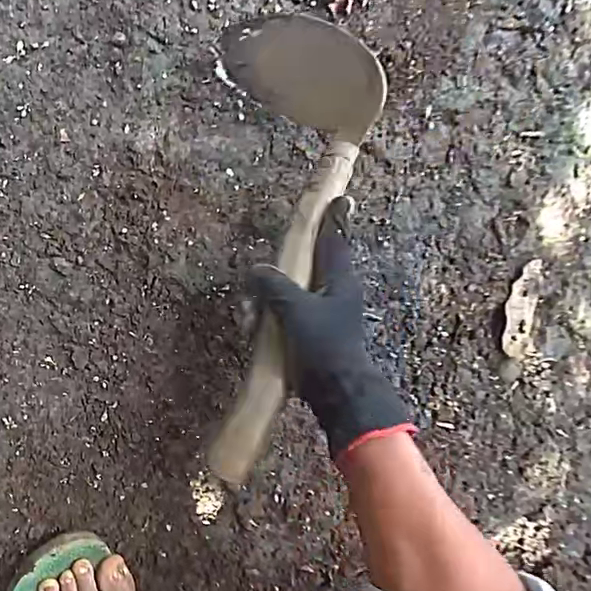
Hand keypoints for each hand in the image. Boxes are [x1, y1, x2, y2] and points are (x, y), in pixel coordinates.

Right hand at [247, 200, 413, 457]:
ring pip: (288, 296)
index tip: (340, 198)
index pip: (334, 242)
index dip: (334, 220)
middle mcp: (334, 294)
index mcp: (339, 281)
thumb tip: (257, 269)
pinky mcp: (313, 335)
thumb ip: (274, 286)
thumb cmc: (324, 346)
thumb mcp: (295, 310)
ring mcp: (324, 315)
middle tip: (255, 295)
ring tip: (250, 321)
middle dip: (274, 278)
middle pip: (301, 270)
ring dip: (265, 306)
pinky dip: (268, 322)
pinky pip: (284, 318)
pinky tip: (255, 333)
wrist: (338, 392)